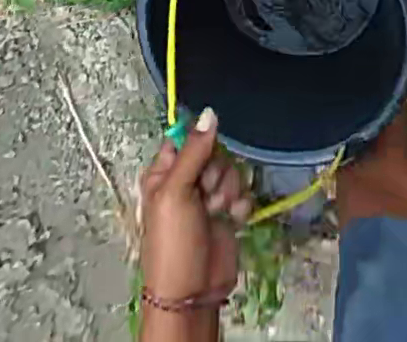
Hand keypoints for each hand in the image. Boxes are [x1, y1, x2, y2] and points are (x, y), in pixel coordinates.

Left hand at [139, 108, 249, 317]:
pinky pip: (243, 191)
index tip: (204, 154)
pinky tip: (234, 218)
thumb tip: (209, 112)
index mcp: (164, 173)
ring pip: (230, 169)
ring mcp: (207, 197)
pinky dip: (240, 203)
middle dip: (217, 170)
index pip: (185, 138)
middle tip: (207, 192)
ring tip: (218, 210)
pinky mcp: (227, 211)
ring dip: (229, 188)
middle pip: (213, 152)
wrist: (194, 294)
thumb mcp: (176, 192)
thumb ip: (195, 150)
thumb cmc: (174, 243)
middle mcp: (186, 181)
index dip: (199, 142)